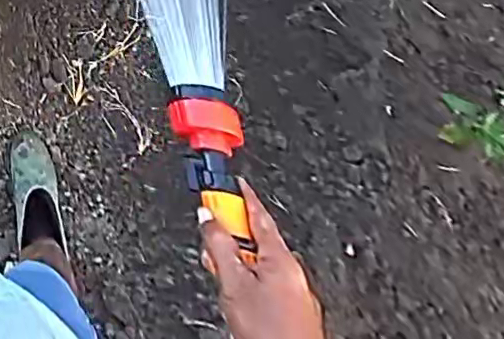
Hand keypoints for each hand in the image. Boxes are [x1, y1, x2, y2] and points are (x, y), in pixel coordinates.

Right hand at [199, 178, 323, 338]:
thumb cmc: (268, 332)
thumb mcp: (232, 282)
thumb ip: (218, 245)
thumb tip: (207, 216)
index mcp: (281, 258)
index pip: (257, 213)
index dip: (241, 194)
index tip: (228, 180)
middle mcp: (293, 272)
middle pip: (258, 238)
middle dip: (233, 231)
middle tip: (211, 229)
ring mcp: (296, 293)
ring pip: (261, 262)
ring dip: (238, 257)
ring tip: (220, 268)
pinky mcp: (294, 312)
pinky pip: (268, 281)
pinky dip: (249, 276)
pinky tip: (237, 290)